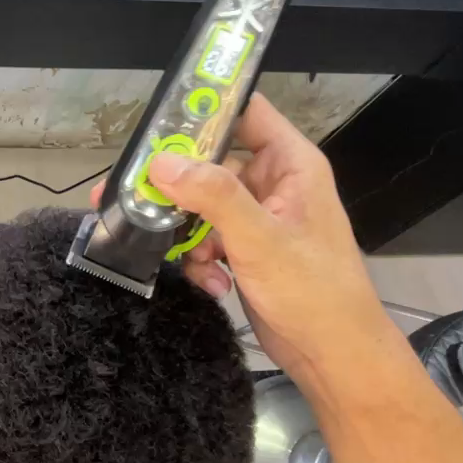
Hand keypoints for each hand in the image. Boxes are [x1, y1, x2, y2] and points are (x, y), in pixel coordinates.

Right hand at [91, 95, 399, 380]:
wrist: (330, 353)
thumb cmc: (312, 290)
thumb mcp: (260, 239)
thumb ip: (213, 197)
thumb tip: (160, 164)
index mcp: (289, 164)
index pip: (244, 113)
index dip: (204, 110)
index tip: (156, 123)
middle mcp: (270, 184)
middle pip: (207, 167)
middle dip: (174, 190)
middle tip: (132, 201)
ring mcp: (255, 219)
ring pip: (198, 208)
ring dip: (187, 236)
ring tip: (196, 263)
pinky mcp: (242, 250)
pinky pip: (204, 240)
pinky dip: (199, 261)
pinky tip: (212, 283)